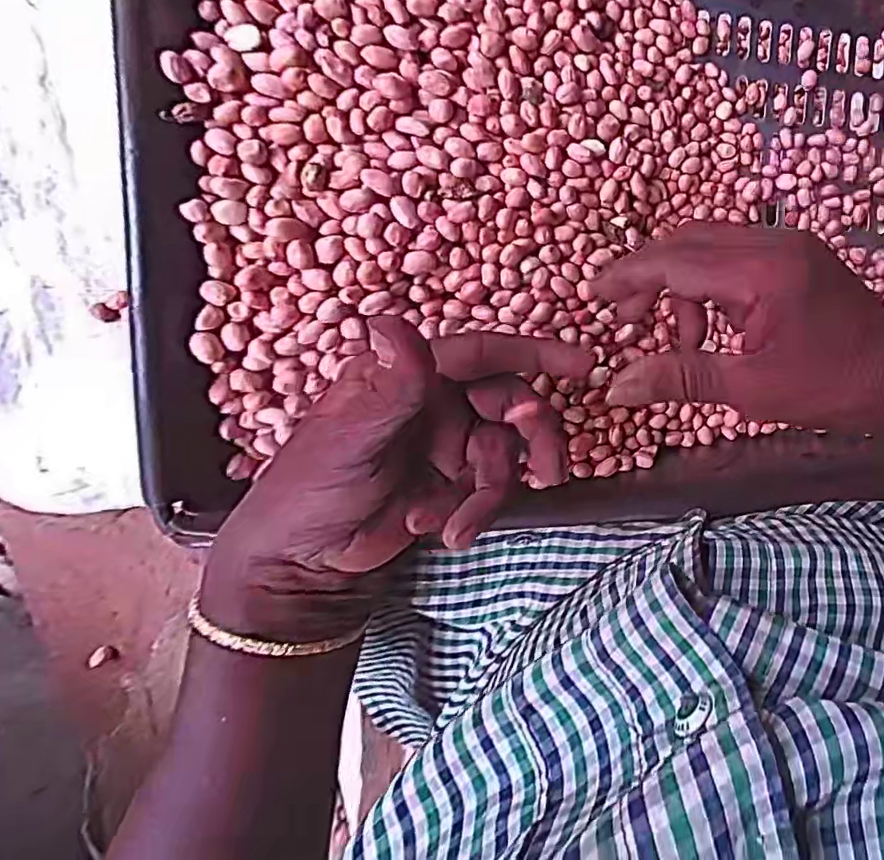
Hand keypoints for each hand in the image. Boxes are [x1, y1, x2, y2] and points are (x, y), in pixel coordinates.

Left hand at [199, 317, 591, 641]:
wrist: (300, 565)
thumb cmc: (308, 487)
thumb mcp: (348, 436)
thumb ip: (388, 385)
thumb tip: (388, 319)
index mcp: (412, 374)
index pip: (485, 352)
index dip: (537, 354)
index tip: (583, 365)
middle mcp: (439, 401)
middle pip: (512, 403)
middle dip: (533, 436)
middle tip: (548, 467)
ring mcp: (452, 443)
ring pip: (507, 451)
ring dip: (496, 487)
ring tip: (465, 520)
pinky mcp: (457, 483)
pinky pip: (493, 489)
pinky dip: (478, 512)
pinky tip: (447, 530)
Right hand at [593, 222, 883, 436]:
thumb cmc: (832, 389)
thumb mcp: (750, 389)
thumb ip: (680, 377)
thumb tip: (617, 386)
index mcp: (763, 271)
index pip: (675, 260)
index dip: (628, 277)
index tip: (594, 295)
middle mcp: (775, 242)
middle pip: (688, 241)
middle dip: (649, 277)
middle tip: (625, 320)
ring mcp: (791, 244)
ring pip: (711, 245)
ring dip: (683, 285)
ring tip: (686, 341)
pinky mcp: (799, 254)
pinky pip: (737, 254)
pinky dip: (712, 284)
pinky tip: (717, 326)